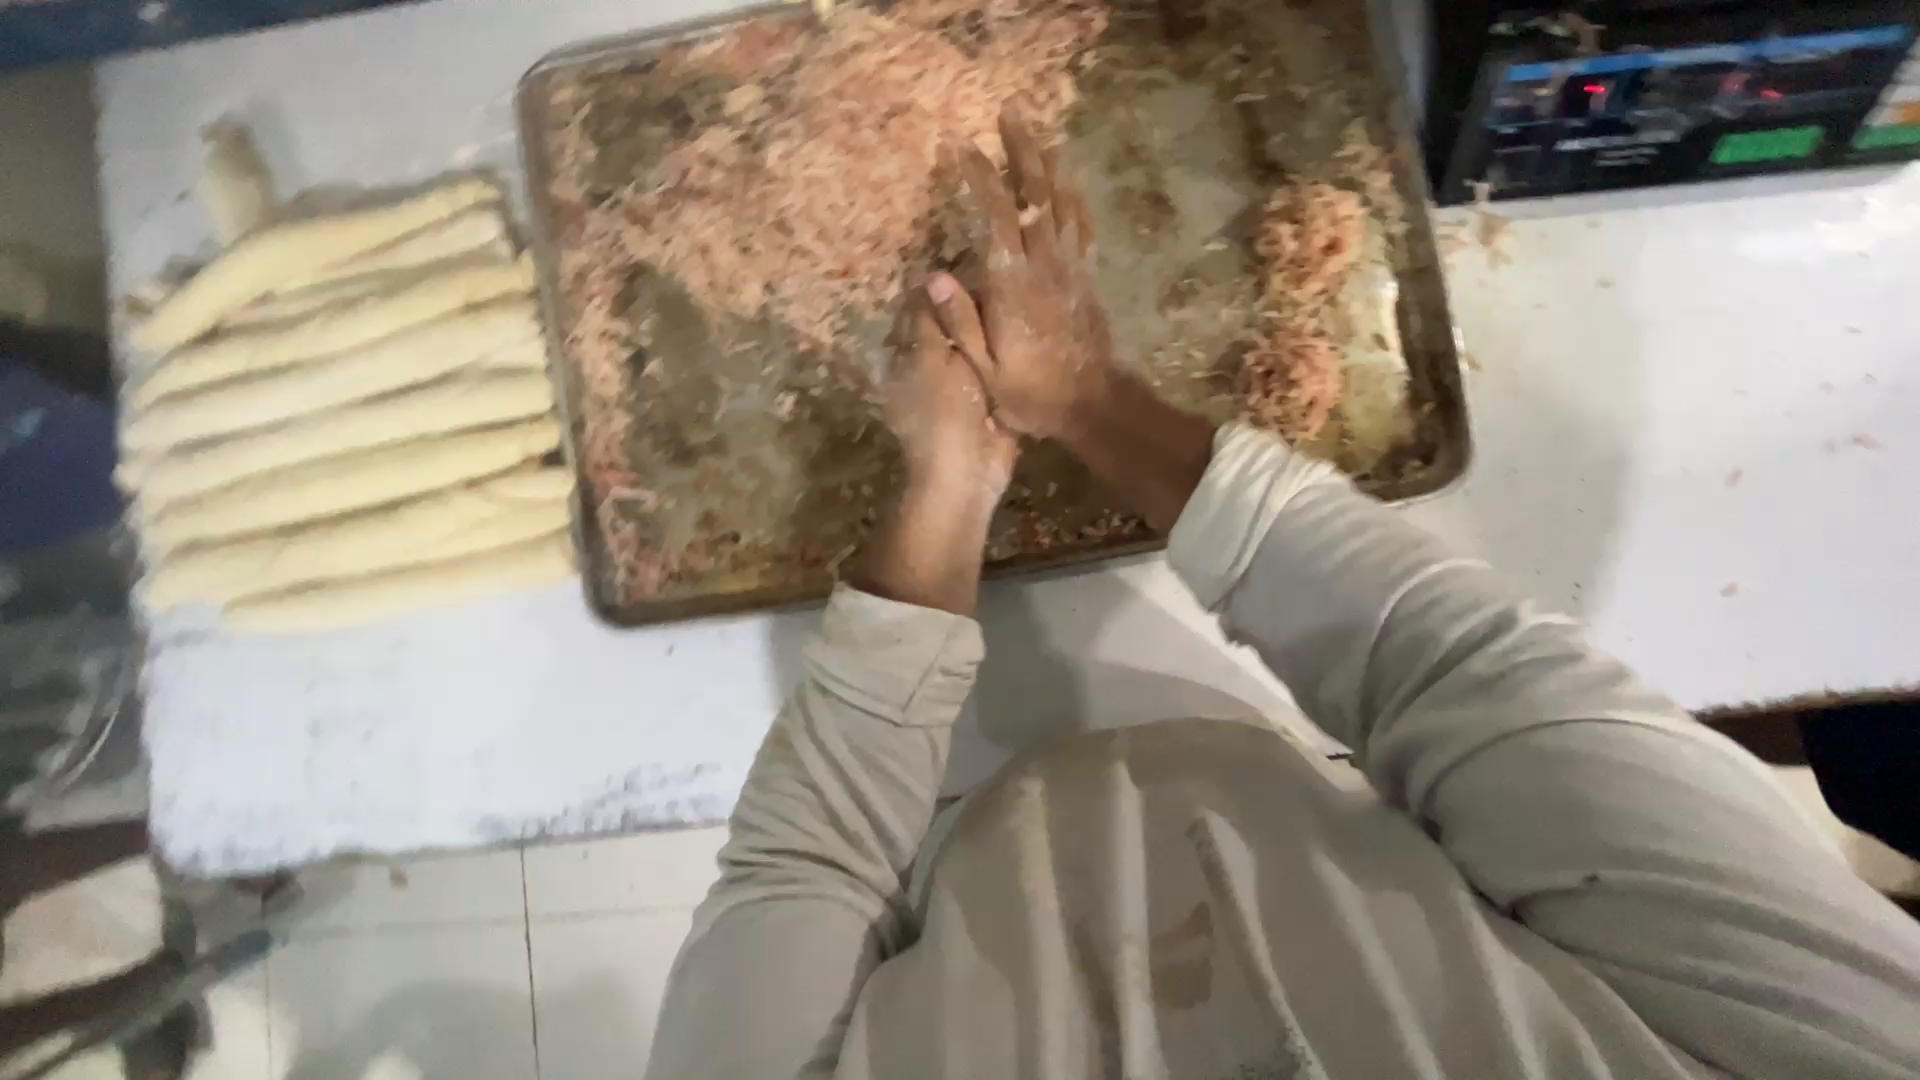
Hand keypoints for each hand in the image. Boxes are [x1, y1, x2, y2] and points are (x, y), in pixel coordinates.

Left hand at [881, 288, 1019, 503]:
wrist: (968, 472)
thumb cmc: (943, 413)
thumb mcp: (931, 357)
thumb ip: (931, 318)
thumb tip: (928, 276)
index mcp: (908, 356)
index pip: (921, 309)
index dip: (941, 286)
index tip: (970, 259)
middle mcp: (931, 368)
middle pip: (951, 325)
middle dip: (972, 305)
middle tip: (1004, 272)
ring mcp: (961, 386)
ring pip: (976, 344)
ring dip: (993, 327)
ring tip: (1020, 293)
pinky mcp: (989, 402)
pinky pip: (997, 368)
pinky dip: (1008, 352)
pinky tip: (1029, 328)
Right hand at [929, 107, 1115, 440]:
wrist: (1091, 404)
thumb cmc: (1032, 394)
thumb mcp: (986, 370)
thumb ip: (960, 322)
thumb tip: (933, 275)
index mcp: (1013, 284)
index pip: (997, 215)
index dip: (980, 176)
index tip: (960, 145)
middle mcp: (1045, 265)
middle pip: (1036, 194)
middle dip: (1020, 151)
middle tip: (1007, 114)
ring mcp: (1071, 268)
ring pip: (1062, 202)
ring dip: (1047, 163)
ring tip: (1033, 133)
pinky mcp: (1087, 278)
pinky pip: (1082, 226)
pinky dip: (1073, 197)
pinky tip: (1066, 182)